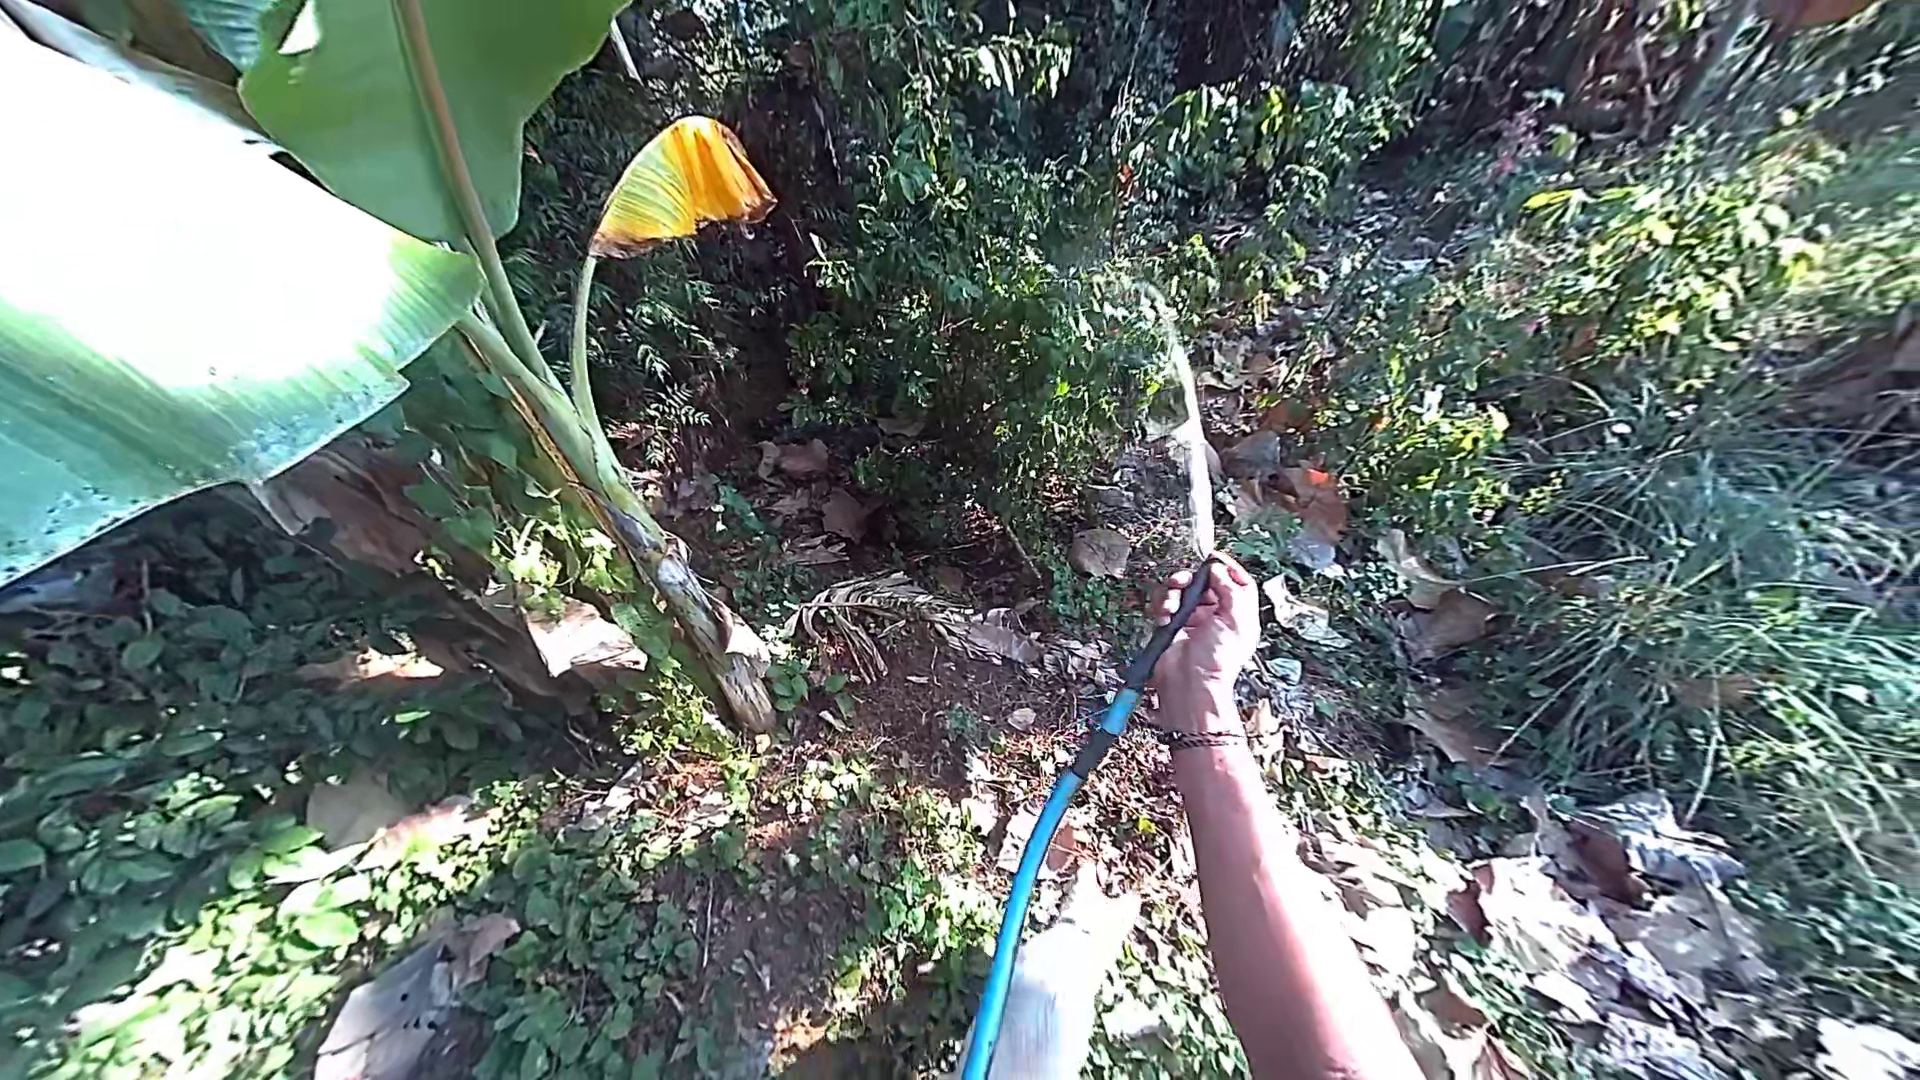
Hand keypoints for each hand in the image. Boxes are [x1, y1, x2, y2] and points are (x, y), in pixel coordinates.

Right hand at [1147, 554, 1259, 732]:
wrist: (1189, 682)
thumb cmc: (1216, 661)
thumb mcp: (1235, 621)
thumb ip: (1230, 590)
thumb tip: (1217, 570)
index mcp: (1237, 614)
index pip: (1235, 582)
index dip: (1225, 568)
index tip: (1213, 558)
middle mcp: (1215, 615)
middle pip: (1203, 583)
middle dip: (1191, 579)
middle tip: (1183, 581)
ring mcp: (1192, 620)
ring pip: (1180, 591)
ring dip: (1172, 592)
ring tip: (1171, 603)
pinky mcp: (1171, 624)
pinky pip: (1163, 603)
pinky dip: (1161, 605)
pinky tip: (1164, 614)